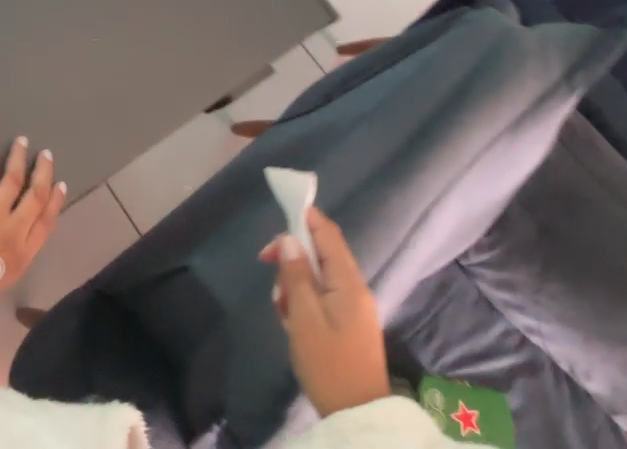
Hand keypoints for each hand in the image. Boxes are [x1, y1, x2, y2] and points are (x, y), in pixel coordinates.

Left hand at [0, 138, 67, 302]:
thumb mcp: (0, 284)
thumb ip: (10, 263)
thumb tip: (10, 251)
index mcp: (24, 254)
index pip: (47, 222)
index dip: (55, 201)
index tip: (60, 184)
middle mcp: (15, 230)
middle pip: (35, 195)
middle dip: (42, 172)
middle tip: (45, 155)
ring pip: (13, 179)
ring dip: (18, 158)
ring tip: (21, 142)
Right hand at [259, 207, 389, 417]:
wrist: (358, 417)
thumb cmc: (328, 364)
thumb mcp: (304, 318)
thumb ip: (296, 275)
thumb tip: (288, 239)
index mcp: (348, 283)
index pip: (328, 235)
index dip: (306, 217)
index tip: (280, 209)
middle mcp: (356, 290)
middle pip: (322, 254)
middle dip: (293, 256)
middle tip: (267, 268)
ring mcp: (354, 309)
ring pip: (318, 277)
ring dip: (295, 283)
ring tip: (282, 309)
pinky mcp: (349, 325)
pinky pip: (322, 298)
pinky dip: (303, 301)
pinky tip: (292, 323)